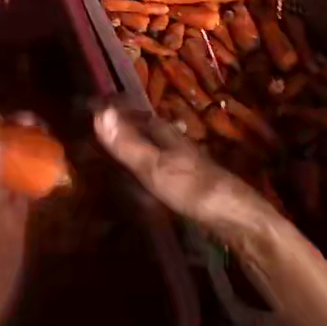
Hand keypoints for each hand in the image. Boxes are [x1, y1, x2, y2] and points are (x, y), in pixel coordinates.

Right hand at [93, 103, 280, 247]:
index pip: (135, 113)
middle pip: (144, 128)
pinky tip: (138, 182)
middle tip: (95, 129)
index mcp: (166, 134)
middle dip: (123, 126)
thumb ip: (128, 143)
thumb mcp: (155, 167)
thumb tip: (99, 112)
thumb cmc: (194, 190)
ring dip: (133, 146)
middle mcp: (175, 144)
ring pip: (153, 147)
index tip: (90, 106)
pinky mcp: (188, 185)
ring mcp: (184, 164)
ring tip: (111, 153)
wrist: (236, 219)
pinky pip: (158, 169)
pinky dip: (143, 168)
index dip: (114, 109)